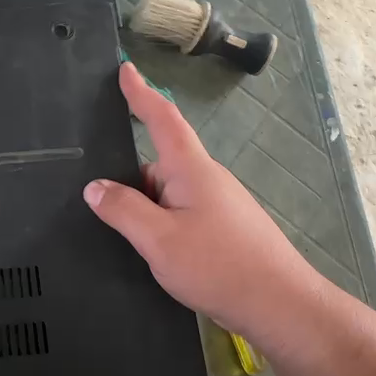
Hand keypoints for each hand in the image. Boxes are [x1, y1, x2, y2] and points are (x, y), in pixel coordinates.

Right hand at [83, 61, 313, 332]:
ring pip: (167, 192)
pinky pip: (179, 212)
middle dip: (129, 176)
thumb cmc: (219, 265)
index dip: (140, 92)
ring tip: (125, 235)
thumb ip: (123, 210)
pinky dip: (160, 223)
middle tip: (98, 196)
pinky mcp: (223, 228)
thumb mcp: (158, 240)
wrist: (281, 306)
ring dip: (145, 207)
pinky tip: (153, 251)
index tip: (124, 68)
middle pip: (158, 161)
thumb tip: (95, 187)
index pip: (161, 118)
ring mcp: (217, 204)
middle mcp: (206, 178)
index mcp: (190, 168)